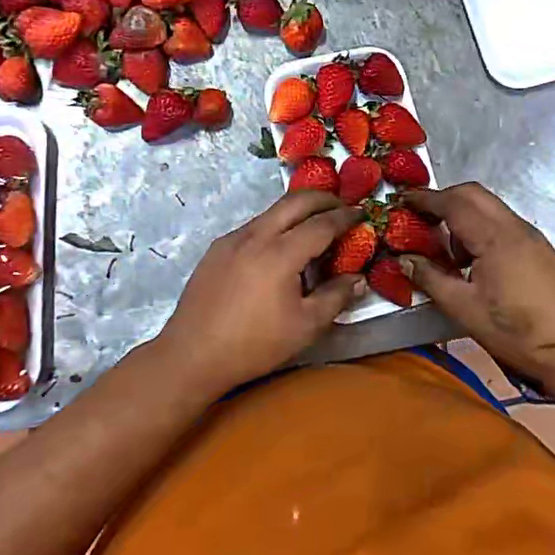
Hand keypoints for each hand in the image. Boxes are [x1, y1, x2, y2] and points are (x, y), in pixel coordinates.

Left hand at [152, 191, 367, 393]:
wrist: (192, 354)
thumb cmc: (254, 344)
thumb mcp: (305, 327)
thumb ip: (336, 297)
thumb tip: (358, 279)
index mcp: (280, 253)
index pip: (321, 223)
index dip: (346, 216)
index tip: (362, 214)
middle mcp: (256, 235)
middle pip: (295, 202)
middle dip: (323, 199)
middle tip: (342, 207)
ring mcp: (232, 239)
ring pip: (272, 212)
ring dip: (297, 211)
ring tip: (314, 226)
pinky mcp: (217, 249)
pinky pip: (254, 226)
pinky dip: (275, 226)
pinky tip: (279, 249)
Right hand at [398, 183, 554, 391]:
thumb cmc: (517, 333)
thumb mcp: (464, 309)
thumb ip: (431, 279)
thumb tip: (405, 260)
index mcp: (494, 237)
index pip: (453, 202)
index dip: (424, 198)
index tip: (402, 199)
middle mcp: (515, 227)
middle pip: (473, 194)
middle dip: (443, 199)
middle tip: (420, 218)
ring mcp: (531, 236)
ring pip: (489, 207)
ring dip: (463, 215)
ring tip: (447, 250)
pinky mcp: (540, 249)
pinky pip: (503, 223)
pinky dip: (481, 228)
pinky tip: (474, 261)